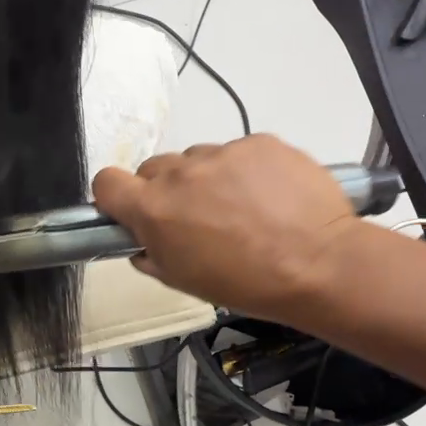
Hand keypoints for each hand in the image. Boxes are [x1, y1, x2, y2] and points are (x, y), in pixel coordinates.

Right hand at [92, 134, 371, 319]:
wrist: (319, 264)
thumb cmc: (242, 282)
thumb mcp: (180, 279)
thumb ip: (149, 253)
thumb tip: (143, 241)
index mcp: (152, 208)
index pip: (106, 182)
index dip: (114, 195)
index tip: (129, 209)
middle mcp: (181, 172)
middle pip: (154, 169)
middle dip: (165, 190)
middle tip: (193, 217)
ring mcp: (223, 153)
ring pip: (198, 160)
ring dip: (207, 179)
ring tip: (239, 208)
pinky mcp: (261, 142)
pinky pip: (239, 152)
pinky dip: (245, 171)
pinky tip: (267, 196)